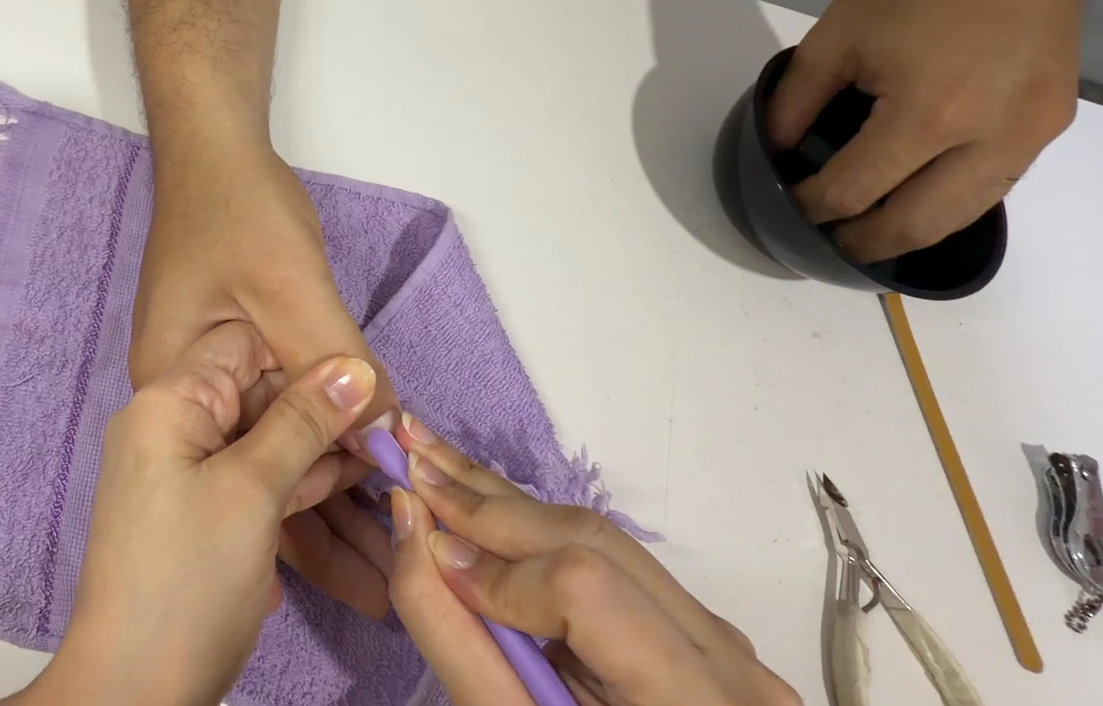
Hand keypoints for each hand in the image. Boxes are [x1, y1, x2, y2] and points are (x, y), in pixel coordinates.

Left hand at [10, 326, 377, 705]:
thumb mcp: (253, 489)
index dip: (302, 361)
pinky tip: (348, 489)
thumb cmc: (190, 577)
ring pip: (262, 441)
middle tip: (383, 436)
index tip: (364, 388)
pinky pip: (253, 479)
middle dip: (318, 412)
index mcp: (169, 401)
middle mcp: (172, 425)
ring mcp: (185, 471)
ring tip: (379, 466)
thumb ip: (303, 421)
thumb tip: (354, 365)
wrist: (136, 688)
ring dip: (316, 453)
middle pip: (255, 396)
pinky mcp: (202, 512)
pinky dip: (296, 484)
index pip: (242, 348)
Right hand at [134, 131, 400, 616]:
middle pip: (258, 463)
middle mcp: (188, 392)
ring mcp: (215, 368)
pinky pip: (281, 400)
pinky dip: (323, 423)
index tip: (380, 557)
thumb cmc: (237, 211)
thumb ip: (334, 361)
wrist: (215, 150)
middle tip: (400, 569)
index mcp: (175, 387)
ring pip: (275, 435)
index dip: (311, 515)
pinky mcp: (240, 347)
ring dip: (332, 468)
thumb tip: (390, 438)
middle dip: (327, 511)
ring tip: (394, 531)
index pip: (242, 470)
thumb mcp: (288, 287)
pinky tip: (366, 453)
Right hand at [386, 415, 800, 705]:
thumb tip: (407, 516)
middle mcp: (729, 659)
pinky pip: (603, 559)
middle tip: (405, 455)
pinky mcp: (692, 627)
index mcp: (696, 702)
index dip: (497, 570)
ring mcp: (717, 637)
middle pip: (592, 542)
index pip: (585, 589)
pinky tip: (478, 499)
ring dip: (500, 502)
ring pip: (596, 537)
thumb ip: (450, 630)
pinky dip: (529, 531)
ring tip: (429, 458)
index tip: (428, 555)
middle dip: (485, 503)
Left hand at [768, 0, 1089, 263]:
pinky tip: (914, 201)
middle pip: (921, 220)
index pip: (855, 189)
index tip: (790, 207)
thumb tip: (775, 153)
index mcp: (931, 112)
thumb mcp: (828, 46)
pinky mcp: (1054, 119)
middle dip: (866, 240)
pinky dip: (952, 203)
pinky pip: (998, 183)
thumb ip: (793, 108)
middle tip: (827, 244)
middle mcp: (995, 131)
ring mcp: (1036, 129)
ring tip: (864, 235)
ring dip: (914, 231)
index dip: (814, 206)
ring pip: (968, 211)